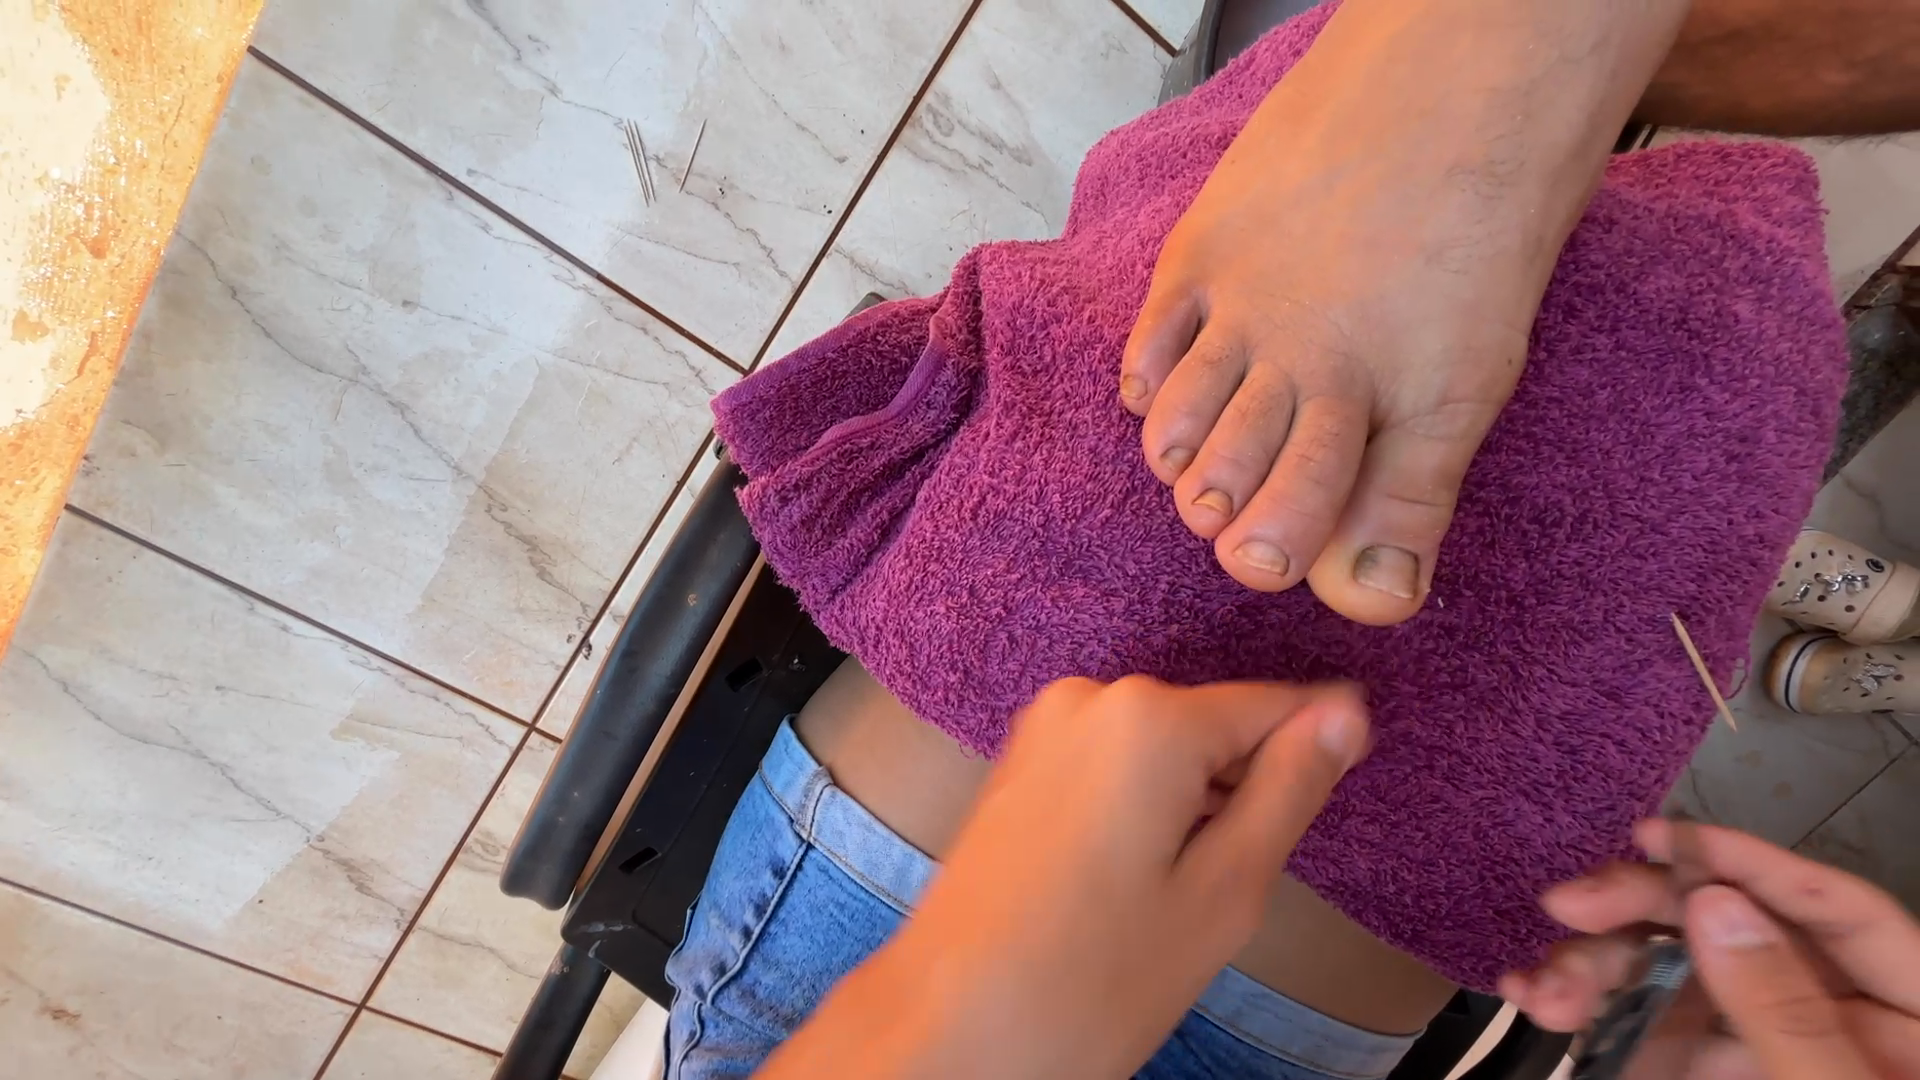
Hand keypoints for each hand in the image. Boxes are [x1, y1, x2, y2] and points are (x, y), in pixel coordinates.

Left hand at [760, 677, 1369, 1079]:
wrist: (952, 1013)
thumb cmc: (1095, 972)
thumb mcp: (1223, 889)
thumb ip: (1288, 787)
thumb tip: (1343, 713)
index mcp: (1149, 716)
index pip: (1272, 702)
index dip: (1316, 741)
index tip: (1341, 776)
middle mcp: (1092, 694)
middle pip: (1210, 720)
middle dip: (1237, 780)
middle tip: (1223, 873)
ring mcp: (1047, 718)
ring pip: (1160, 739)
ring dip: (1187, 792)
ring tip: (1162, 880)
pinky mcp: (1022, 749)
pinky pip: (1111, 751)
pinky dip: (1137, 793)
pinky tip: (1120, 863)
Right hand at [1122, 0, 1686, 624]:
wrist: (1463, 69)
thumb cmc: (1482, 227)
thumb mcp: (1474, 375)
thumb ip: (1413, 491)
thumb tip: (1376, 604)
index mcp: (1375, 392)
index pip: (1303, 510)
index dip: (1278, 552)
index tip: (1266, 565)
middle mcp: (1294, 353)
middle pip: (1223, 473)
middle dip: (1219, 513)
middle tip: (1219, 520)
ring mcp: (1237, 299)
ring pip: (1175, 418)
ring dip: (1178, 461)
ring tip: (1189, 471)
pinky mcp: (1199, 250)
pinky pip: (1147, 343)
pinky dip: (1145, 386)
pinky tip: (1159, 397)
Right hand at [1501, 820, 1919, 1078]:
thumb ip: (1791, 1017)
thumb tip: (1716, 902)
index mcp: (1916, 1025)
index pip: (1843, 913)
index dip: (1750, 860)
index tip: (1654, 837)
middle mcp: (1835, 1013)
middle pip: (1728, 922)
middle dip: (1632, 911)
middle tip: (1562, 906)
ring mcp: (1756, 1034)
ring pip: (1663, 960)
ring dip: (1586, 965)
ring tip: (1536, 992)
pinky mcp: (1698, 1058)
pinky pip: (1638, 1008)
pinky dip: (1579, 997)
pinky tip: (1531, 998)